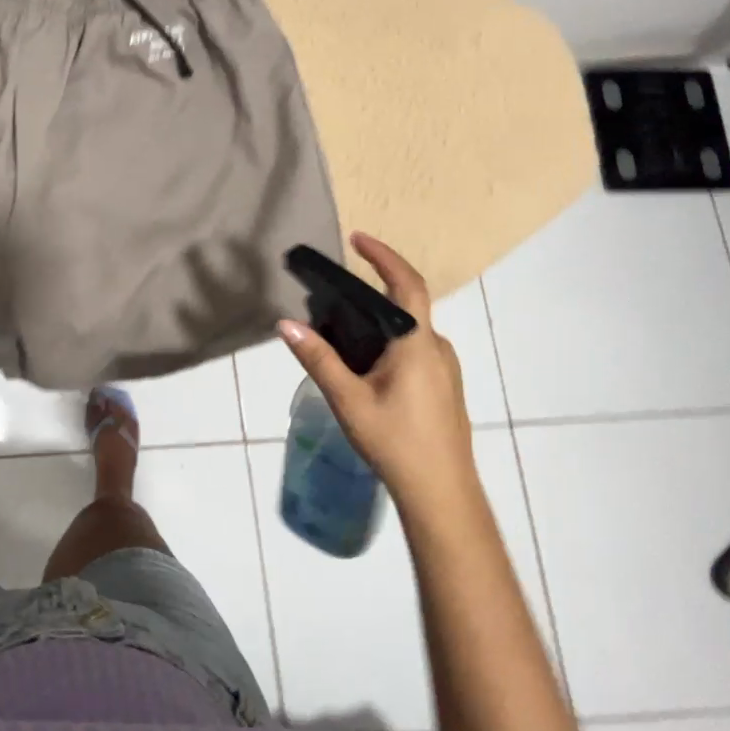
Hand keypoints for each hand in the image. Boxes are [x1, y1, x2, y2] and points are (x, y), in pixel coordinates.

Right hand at [278, 233, 477, 510]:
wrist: (441, 492)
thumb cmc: (395, 441)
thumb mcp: (348, 399)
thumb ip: (318, 358)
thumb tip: (285, 323)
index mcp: (417, 344)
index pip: (406, 285)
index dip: (384, 257)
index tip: (358, 238)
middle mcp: (436, 349)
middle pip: (406, 304)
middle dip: (374, 286)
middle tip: (334, 283)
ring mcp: (444, 369)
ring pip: (408, 329)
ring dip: (378, 316)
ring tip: (339, 323)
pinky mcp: (442, 387)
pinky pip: (413, 348)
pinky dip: (386, 338)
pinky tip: (361, 360)